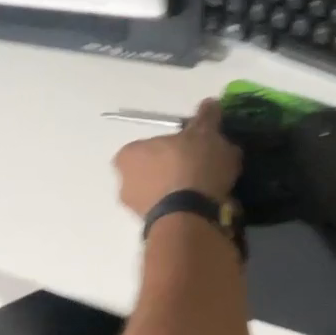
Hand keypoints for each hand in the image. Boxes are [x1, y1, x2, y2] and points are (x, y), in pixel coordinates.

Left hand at [113, 98, 241, 217]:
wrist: (192, 215)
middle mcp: (124, 182)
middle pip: (155, 173)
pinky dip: (186, 213)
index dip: (178, 148)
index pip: (154, 146)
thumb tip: (211, 102)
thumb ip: (207, 118)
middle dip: (175, 174)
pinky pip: (173, 216)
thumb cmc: (192, 167)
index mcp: (128, 153)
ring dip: (181, 196)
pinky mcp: (154, 232)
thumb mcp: (206, 135)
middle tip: (205, 174)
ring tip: (210, 196)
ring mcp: (137, 211)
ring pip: (163, 198)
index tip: (199, 153)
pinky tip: (207, 211)